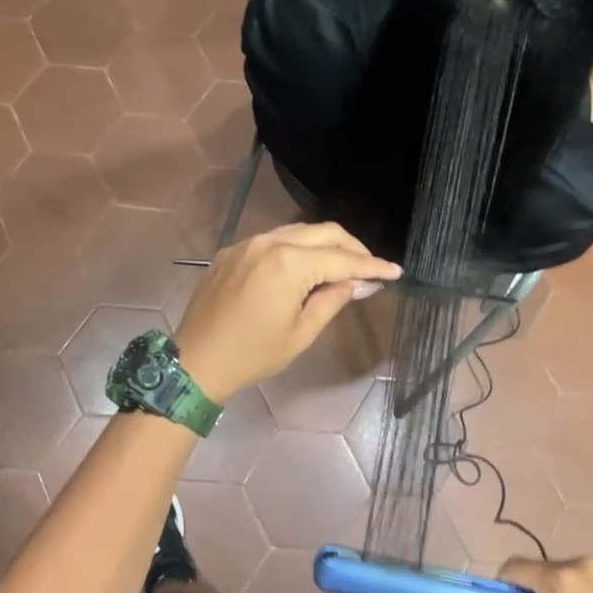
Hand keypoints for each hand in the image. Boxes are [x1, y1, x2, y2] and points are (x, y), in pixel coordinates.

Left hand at [174, 222, 400, 402]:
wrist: (196, 361)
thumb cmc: (253, 354)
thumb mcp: (301, 332)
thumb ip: (333, 299)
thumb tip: (358, 282)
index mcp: (289, 264)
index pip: (342, 259)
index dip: (372, 266)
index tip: (396, 272)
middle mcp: (269, 242)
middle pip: (324, 232)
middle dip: (352, 248)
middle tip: (371, 269)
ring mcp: (247, 243)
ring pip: (299, 231)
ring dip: (325, 245)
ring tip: (343, 267)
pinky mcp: (232, 251)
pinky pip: (274, 240)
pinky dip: (297, 248)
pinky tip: (305, 268)